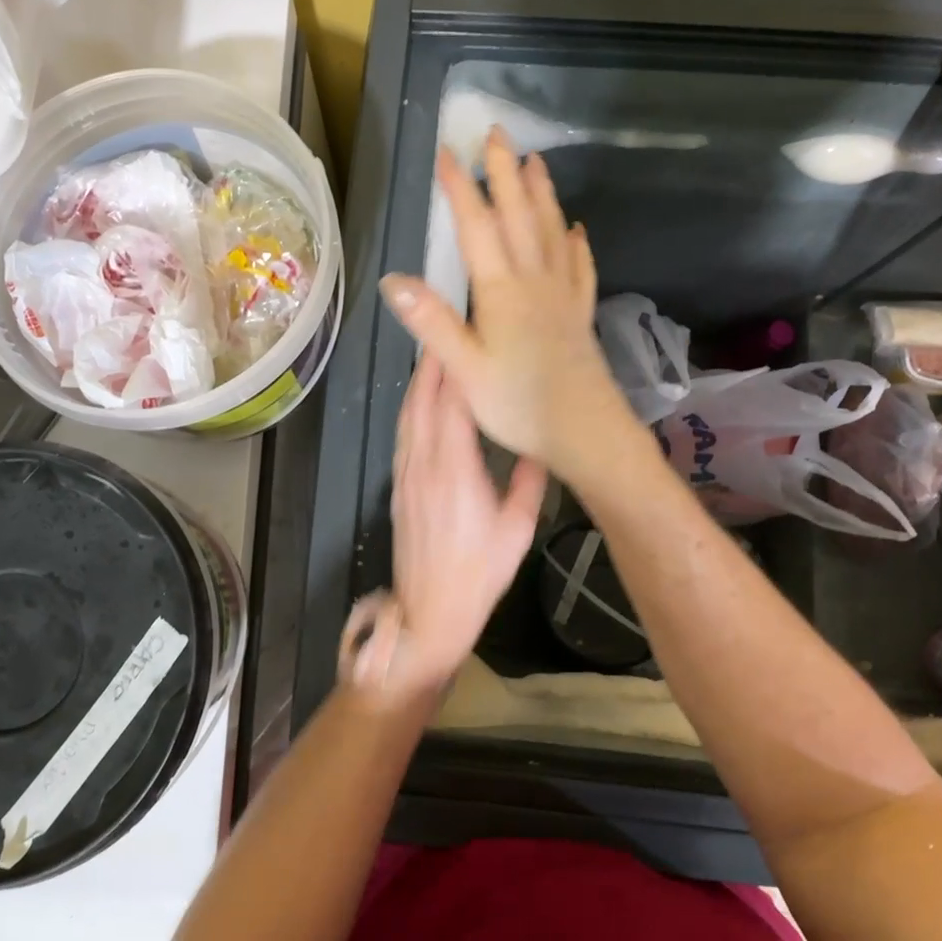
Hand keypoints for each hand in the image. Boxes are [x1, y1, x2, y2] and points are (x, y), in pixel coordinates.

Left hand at [339, 354, 545, 702]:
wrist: (428, 613)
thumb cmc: (479, 574)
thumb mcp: (518, 529)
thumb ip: (531, 482)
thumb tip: (543, 446)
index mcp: (456, 470)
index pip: (453, 403)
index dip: (459, 366)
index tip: (468, 334)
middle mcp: (424, 464)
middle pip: (423, 400)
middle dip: (433, 363)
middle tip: (446, 327)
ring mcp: (406, 474)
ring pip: (408, 415)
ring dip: (418, 382)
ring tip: (433, 354)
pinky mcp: (398, 487)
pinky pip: (403, 435)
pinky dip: (410, 409)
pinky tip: (419, 400)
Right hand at [378, 128, 630, 472]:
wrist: (584, 430)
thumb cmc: (518, 403)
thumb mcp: (464, 368)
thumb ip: (431, 322)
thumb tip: (391, 279)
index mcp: (500, 290)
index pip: (476, 226)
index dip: (460, 188)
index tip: (447, 152)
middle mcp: (533, 281)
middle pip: (518, 216)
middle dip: (505, 173)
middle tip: (497, 134)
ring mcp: (561, 296)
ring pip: (551, 232)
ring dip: (541, 195)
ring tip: (536, 162)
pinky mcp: (579, 315)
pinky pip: (579, 269)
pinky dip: (576, 245)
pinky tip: (576, 231)